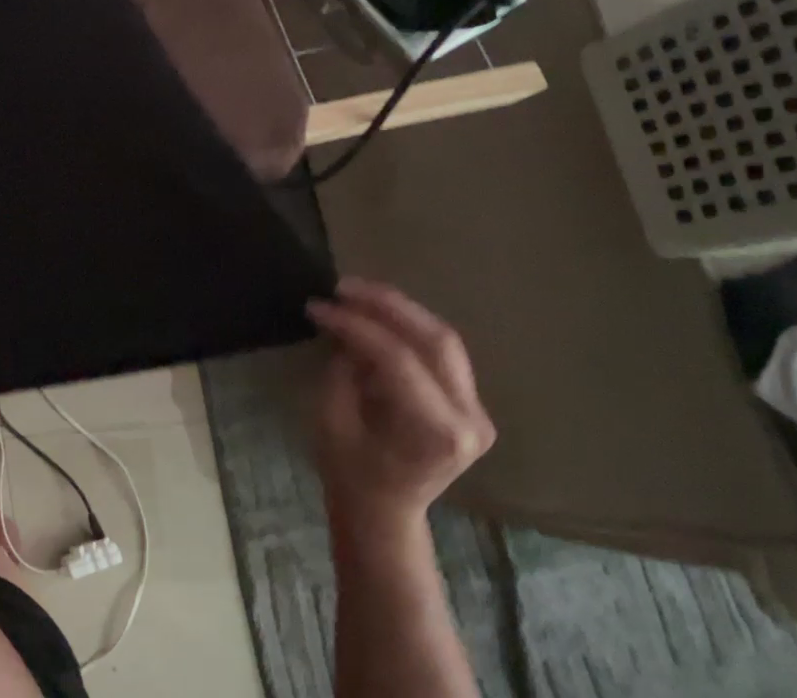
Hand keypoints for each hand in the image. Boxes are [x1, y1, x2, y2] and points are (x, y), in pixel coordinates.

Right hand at [309, 278, 495, 533]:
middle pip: (437, 342)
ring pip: (445, 342)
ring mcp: (477, 411)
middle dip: (388, 305)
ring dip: (399, 311)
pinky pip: (441, 355)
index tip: (318, 306)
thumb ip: (344, 371)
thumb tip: (346, 329)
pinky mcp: (470, 403)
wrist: (384, 509)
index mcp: (437, 432)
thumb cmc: (349, 472)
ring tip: (356, 293)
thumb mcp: (332, 420)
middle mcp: (470, 418)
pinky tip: (376, 317)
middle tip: (343, 286)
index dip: (356, 325)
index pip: (399, 360)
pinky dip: (407, 330)